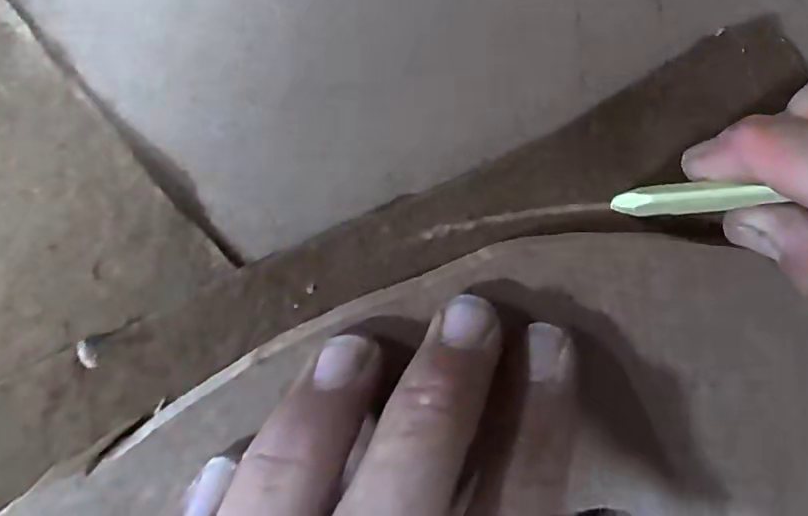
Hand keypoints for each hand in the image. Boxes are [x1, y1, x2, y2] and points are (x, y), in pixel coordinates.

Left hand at [178, 295, 576, 515]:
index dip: (547, 413)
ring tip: (350, 346)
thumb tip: (596, 497)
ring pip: (287, 494)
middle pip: (412, 470)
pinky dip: (210, 508)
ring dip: (324, 415)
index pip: (522, 495)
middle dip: (447, 384)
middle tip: (469, 312)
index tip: (554, 338)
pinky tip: (220, 463)